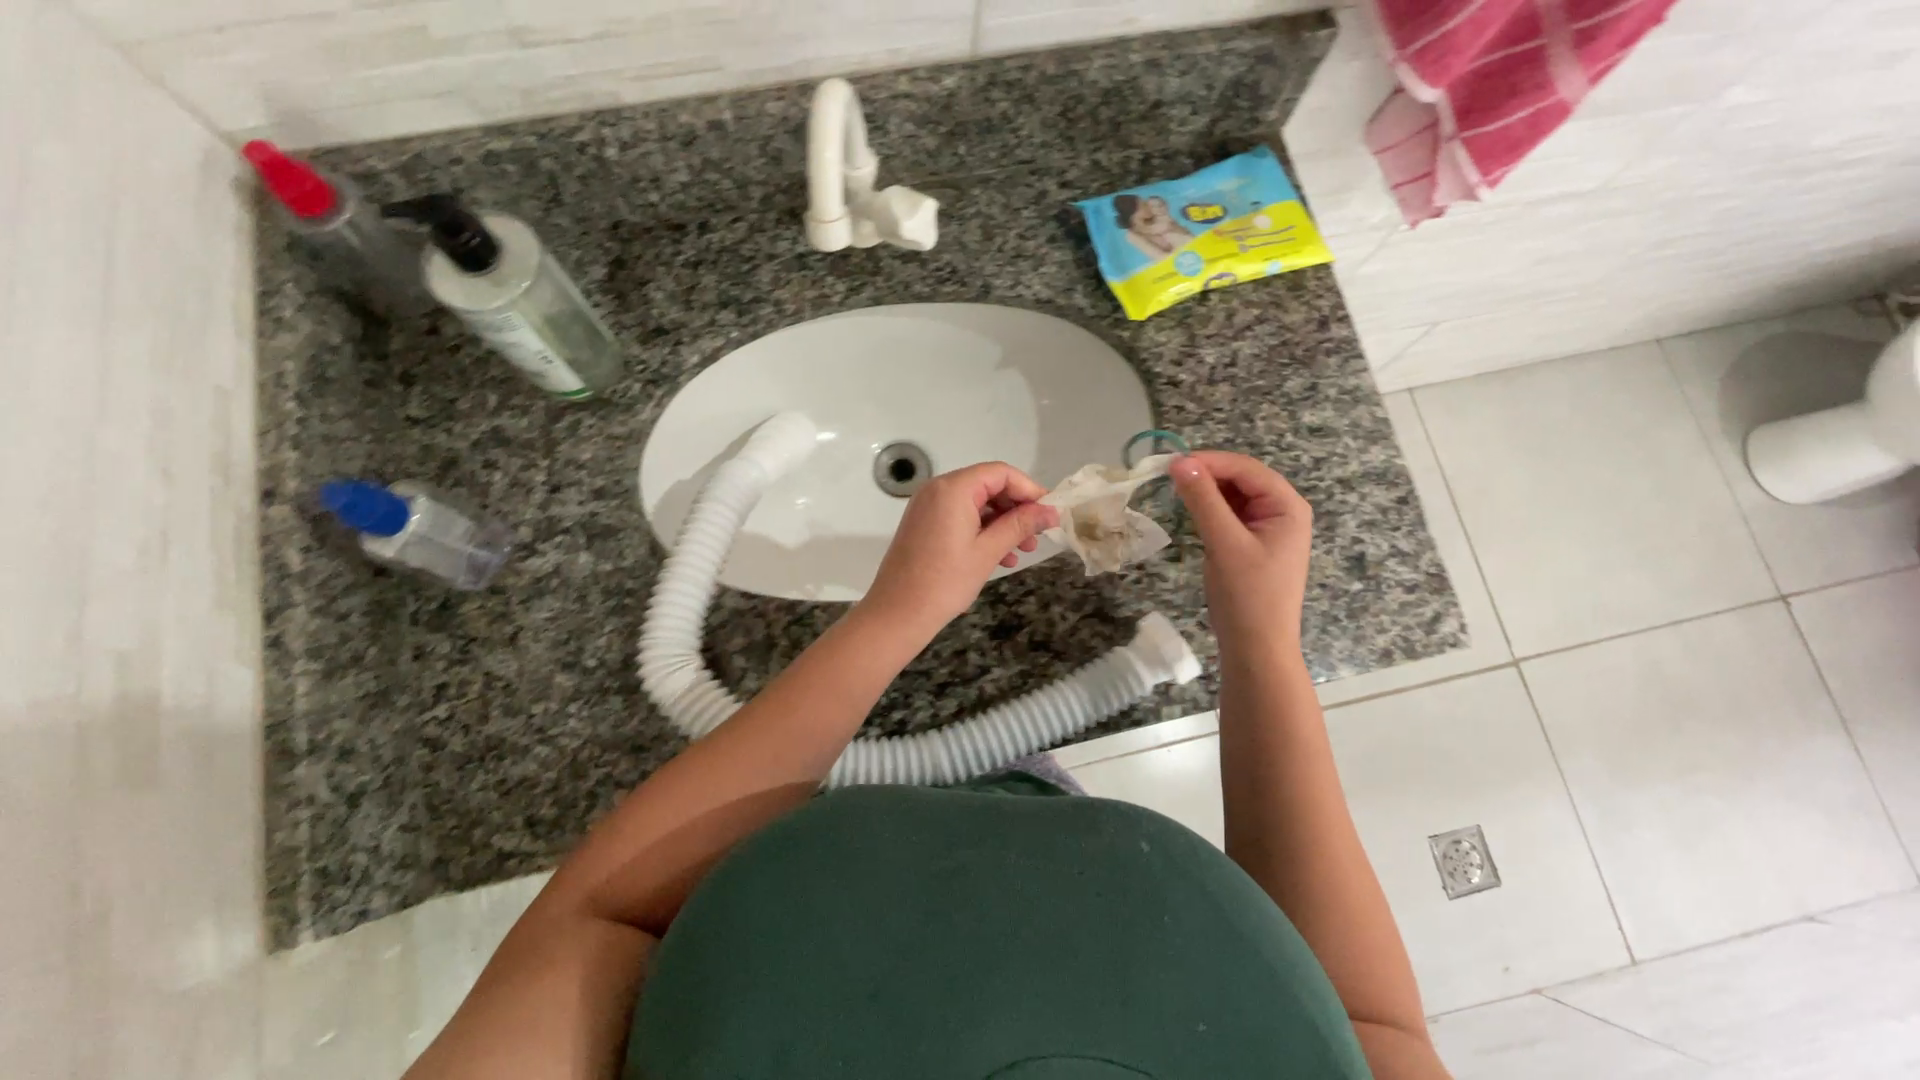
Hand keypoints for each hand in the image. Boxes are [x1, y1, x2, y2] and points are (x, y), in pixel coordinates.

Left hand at [860, 462, 1060, 637]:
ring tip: (1022, 551)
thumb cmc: (945, 582)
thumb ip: (1021, 525)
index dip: (1029, 490)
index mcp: (953, 489)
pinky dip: (982, 530)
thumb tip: (1051, 511)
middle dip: (1016, 508)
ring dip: (1002, 523)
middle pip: (988, 485)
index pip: (1000, 473)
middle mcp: (937, 489)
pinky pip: (960, 516)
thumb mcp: (988, 551)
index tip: (1049, 513)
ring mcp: (927, 506)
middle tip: (1037, 536)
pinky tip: (1000, 557)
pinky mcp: (924, 523)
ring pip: (976, 503)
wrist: (897, 613)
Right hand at [1169, 451, 1312, 656]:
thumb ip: (1203, 500)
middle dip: (1207, 474)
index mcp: (1288, 507)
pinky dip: (1210, 510)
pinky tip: (1190, 512)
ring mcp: (1268, 529)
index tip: (1171, 464)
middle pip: (1241, 479)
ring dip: (1207, 492)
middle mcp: (1282, 512)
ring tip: (1175, 492)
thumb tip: (1179, 461)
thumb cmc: (1248, 596)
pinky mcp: (1252, 545)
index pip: (1246, 469)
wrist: (1257, 649)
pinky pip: (1230, 516)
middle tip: (1168, 477)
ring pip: (1234, 497)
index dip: (1210, 461)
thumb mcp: (1224, 543)